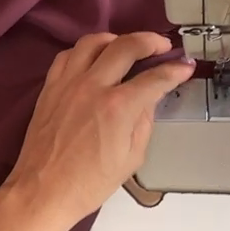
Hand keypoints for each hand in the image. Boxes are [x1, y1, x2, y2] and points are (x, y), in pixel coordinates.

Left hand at [0, 32, 196, 224]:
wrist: (43, 191)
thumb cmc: (90, 183)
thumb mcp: (132, 158)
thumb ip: (144, 121)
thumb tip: (150, 97)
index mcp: (118, 107)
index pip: (155, 78)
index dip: (175, 70)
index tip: (185, 66)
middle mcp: (93, 86)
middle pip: (126, 46)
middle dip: (150, 41)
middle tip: (162, 45)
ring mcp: (67, 83)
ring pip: (92, 42)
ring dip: (115, 39)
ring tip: (127, 46)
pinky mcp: (49, 87)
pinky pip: (66, 56)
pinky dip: (84, 51)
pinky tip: (93, 59)